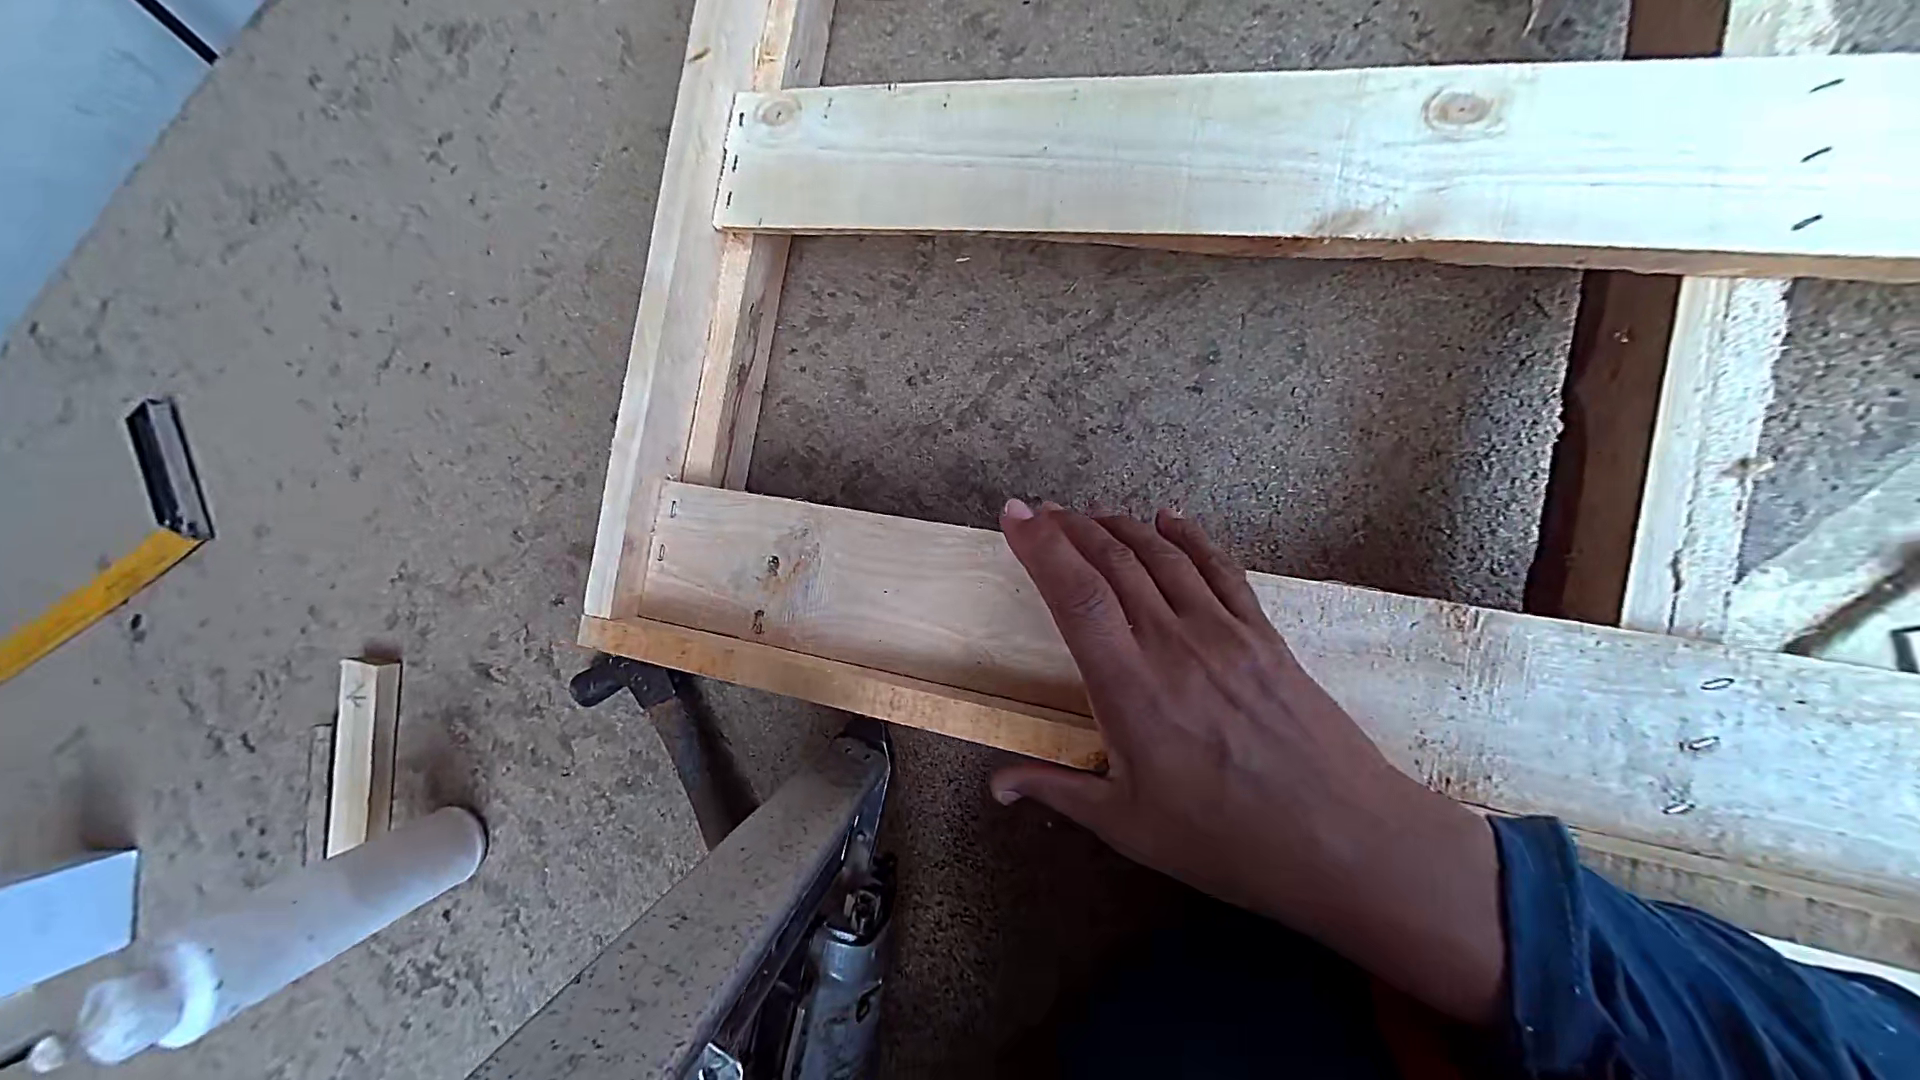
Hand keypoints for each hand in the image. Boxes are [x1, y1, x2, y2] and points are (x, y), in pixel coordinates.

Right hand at [990, 499, 1505, 1025]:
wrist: (1347, 841)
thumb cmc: (1227, 840)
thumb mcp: (1128, 826)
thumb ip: (1056, 790)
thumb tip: (995, 785)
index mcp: (1130, 687)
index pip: (1075, 595)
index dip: (1041, 547)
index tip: (1014, 514)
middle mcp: (1172, 644)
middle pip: (1114, 562)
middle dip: (1070, 527)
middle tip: (1042, 511)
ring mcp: (1223, 632)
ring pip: (1161, 557)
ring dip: (1120, 526)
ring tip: (1090, 512)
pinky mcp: (1262, 633)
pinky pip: (1220, 568)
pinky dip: (1189, 536)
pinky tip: (1169, 517)